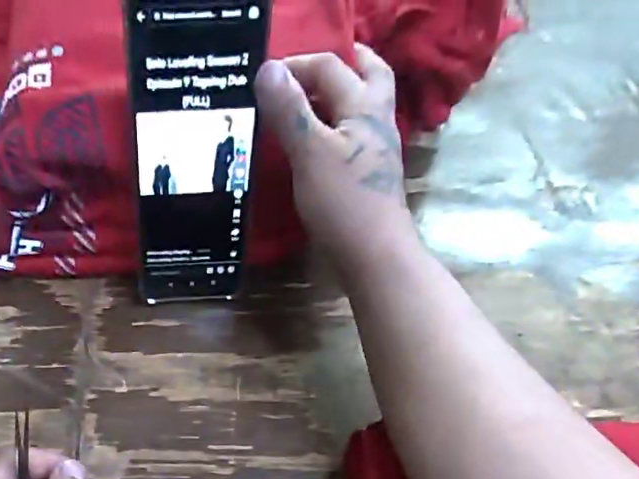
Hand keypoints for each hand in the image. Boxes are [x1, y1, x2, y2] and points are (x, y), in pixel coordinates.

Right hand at [257, 46, 418, 279]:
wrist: (372, 254)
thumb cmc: (342, 202)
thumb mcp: (310, 153)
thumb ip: (290, 112)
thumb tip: (268, 68)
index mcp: (364, 105)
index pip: (330, 67)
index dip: (297, 64)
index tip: (263, 76)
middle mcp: (375, 121)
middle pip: (365, 76)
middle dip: (340, 65)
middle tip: (307, 69)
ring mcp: (374, 151)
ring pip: (360, 109)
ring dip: (337, 98)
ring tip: (306, 104)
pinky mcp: (366, 179)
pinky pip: (351, 140)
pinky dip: (333, 131)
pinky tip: (314, 146)